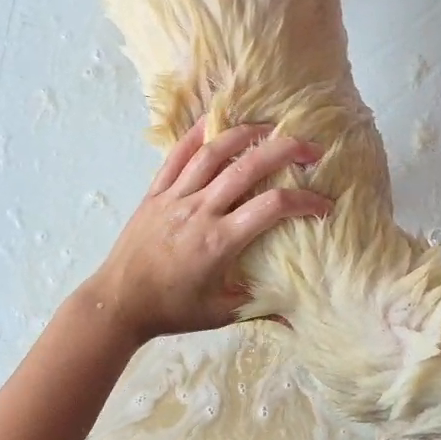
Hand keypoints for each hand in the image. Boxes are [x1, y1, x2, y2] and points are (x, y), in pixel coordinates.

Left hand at [80, 121, 329, 342]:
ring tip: (270, 127)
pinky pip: (176, 156)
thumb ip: (260, 309)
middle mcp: (199, 211)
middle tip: (311, 148)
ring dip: (245, 134)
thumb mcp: (220, 315)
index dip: (304, 201)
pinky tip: (214, 119)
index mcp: (219, 242)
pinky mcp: (155, 193)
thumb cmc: (171, 310)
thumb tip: (297, 319)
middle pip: (247, 168)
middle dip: (284, 151)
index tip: (324, 205)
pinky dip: (196, 134)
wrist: (117, 303)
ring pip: (213, 154)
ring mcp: (174, 198)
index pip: (272, 207)